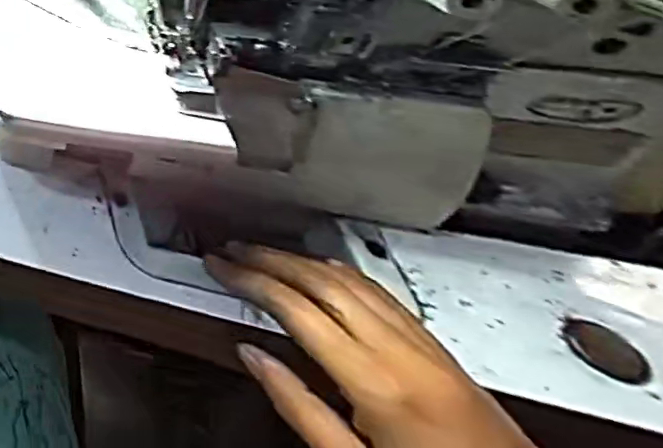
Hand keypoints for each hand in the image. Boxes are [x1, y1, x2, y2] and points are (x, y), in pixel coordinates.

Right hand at [205, 244, 535, 447]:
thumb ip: (300, 409)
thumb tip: (253, 357)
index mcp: (378, 385)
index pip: (295, 307)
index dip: (248, 279)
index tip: (219, 266)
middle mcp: (404, 354)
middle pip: (321, 280)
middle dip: (268, 257)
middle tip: (231, 251)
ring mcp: (428, 349)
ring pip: (352, 279)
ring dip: (301, 259)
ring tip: (265, 254)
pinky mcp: (443, 353)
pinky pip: (382, 293)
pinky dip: (340, 273)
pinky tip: (322, 273)